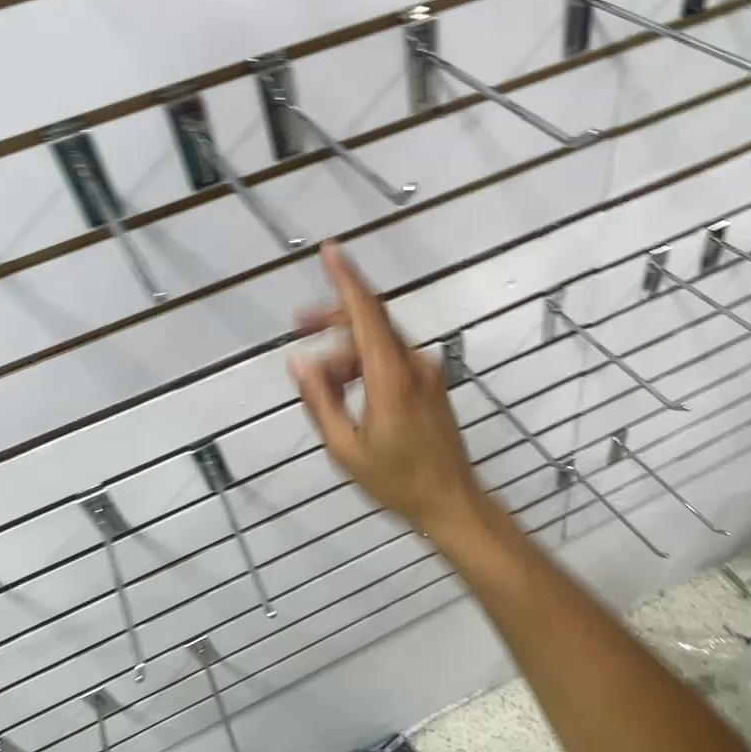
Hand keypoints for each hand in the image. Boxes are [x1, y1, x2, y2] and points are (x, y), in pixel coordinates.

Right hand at [291, 242, 486, 536]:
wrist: (452, 501)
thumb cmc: (396, 480)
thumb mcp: (345, 448)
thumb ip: (320, 401)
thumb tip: (300, 362)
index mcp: (391, 377)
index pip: (366, 314)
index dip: (346, 279)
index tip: (329, 250)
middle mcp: (414, 365)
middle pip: (370, 324)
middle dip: (332, 321)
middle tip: (298, 327)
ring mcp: (428, 374)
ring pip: (380, 345)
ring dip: (347, 353)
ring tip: (322, 386)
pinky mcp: (433, 386)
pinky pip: (394, 361)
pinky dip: (367, 366)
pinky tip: (350, 393)